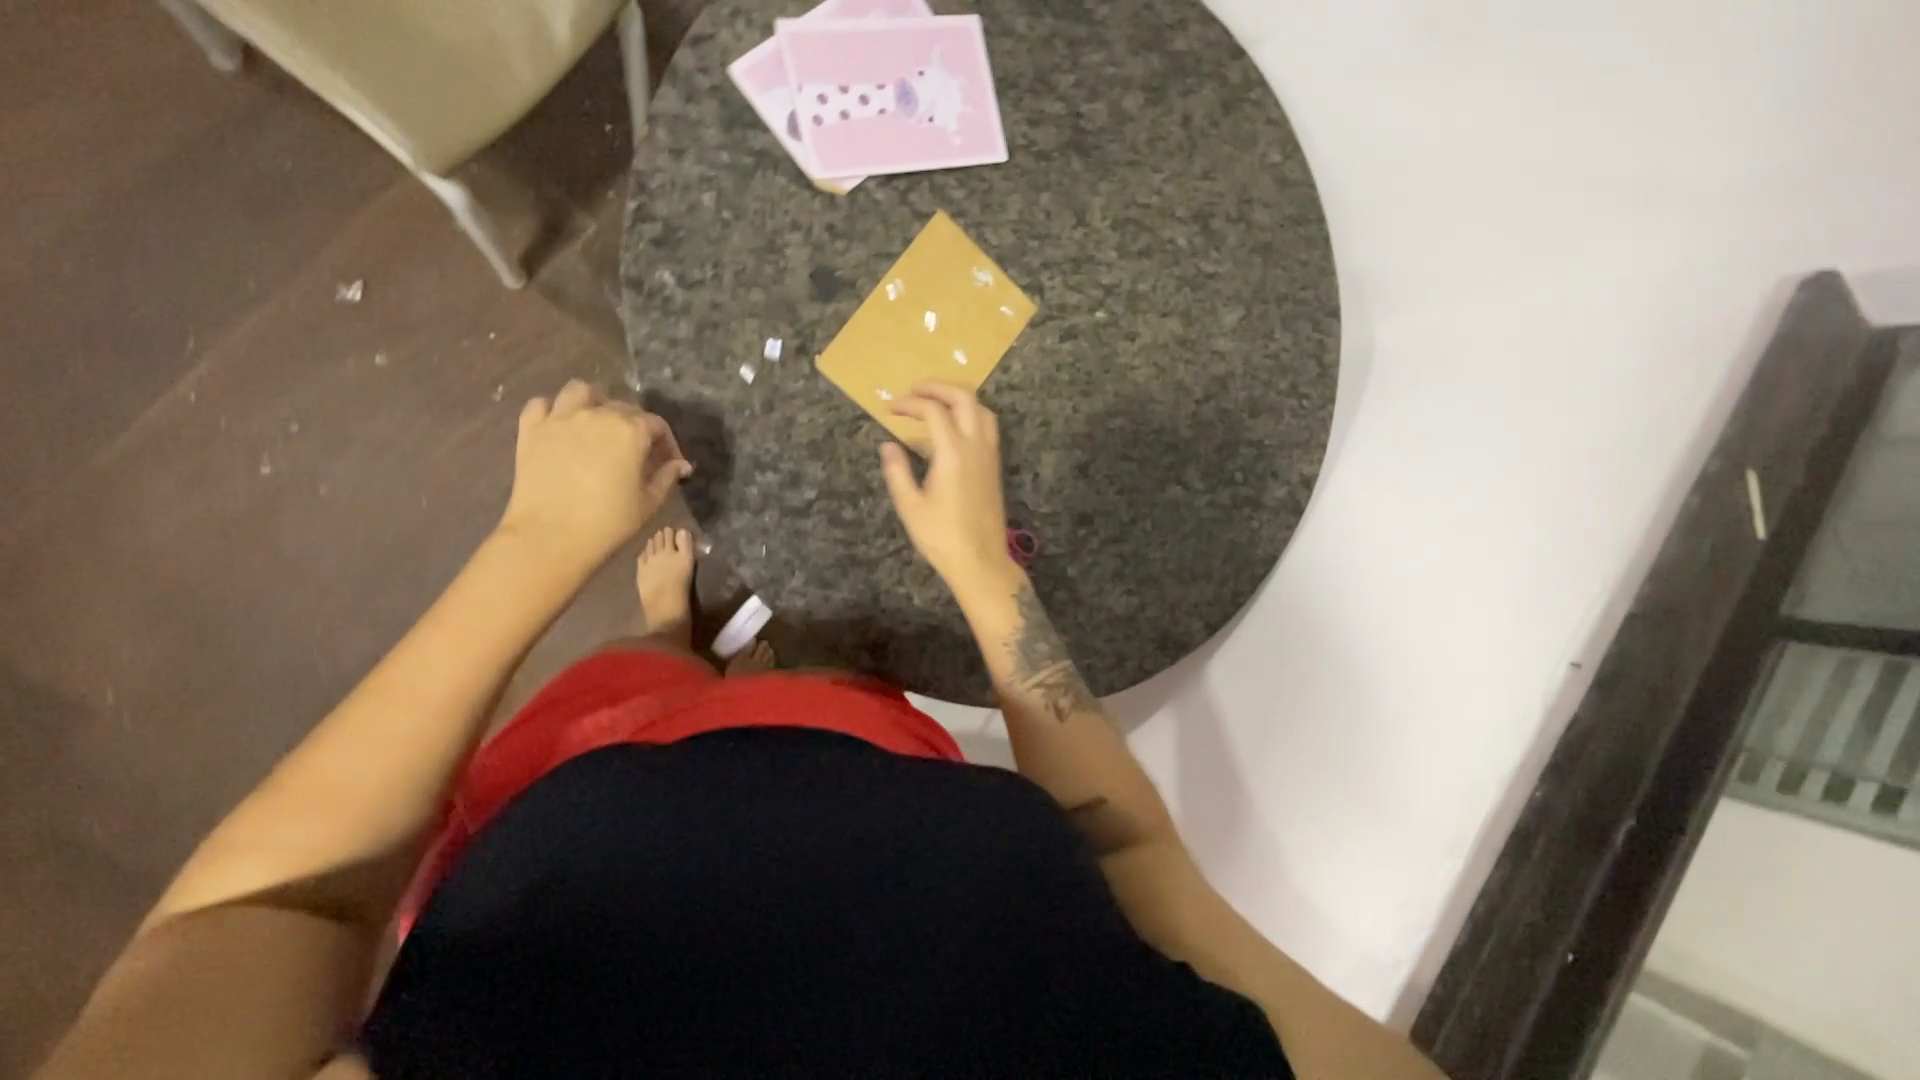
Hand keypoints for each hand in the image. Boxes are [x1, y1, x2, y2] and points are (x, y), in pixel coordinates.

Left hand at [499, 380, 690, 569]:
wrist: (550, 537)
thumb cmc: (608, 523)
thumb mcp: (648, 503)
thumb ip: (666, 477)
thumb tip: (680, 465)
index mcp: (631, 431)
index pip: (656, 424)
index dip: (667, 443)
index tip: (669, 463)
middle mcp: (597, 414)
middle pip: (622, 406)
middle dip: (635, 425)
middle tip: (636, 451)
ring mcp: (561, 418)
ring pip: (580, 391)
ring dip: (593, 401)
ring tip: (597, 422)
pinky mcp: (531, 430)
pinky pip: (541, 405)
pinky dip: (552, 410)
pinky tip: (560, 427)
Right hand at [880, 383, 1021, 598]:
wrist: (980, 561)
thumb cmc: (941, 537)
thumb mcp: (910, 506)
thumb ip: (897, 471)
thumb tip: (887, 444)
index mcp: (953, 453)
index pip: (932, 411)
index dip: (909, 403)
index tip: (889, 408)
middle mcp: (976, 447)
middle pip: (964, 398)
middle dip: (938, 387)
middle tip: (914, 391)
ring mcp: (989, 456)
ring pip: (982, 409)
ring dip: (959, 398)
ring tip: (935, 403)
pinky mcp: (994, 467)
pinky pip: (987, 427)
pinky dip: (970, 415)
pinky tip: (953, 428)